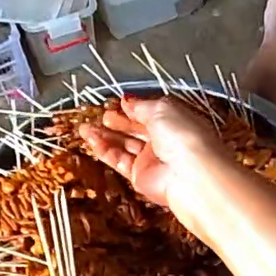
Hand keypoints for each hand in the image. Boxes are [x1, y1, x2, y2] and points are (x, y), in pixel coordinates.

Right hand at [77, 97, 228, 211]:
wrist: (188, 173)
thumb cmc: (184, 137)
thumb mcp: (161, 109)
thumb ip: (140, 105)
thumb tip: (127, 99)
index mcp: (173, 121)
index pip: (148, 113)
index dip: (131, 108)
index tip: (115, 103)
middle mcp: (162, 141)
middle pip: (134, 130)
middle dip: (116, 122)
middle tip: (98, 116)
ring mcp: (150, 160)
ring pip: (123, 145)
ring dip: (105, 136)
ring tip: (86, 128)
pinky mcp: (139, 176)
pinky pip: (118, 161)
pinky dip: (105, 151)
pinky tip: (92, 141)